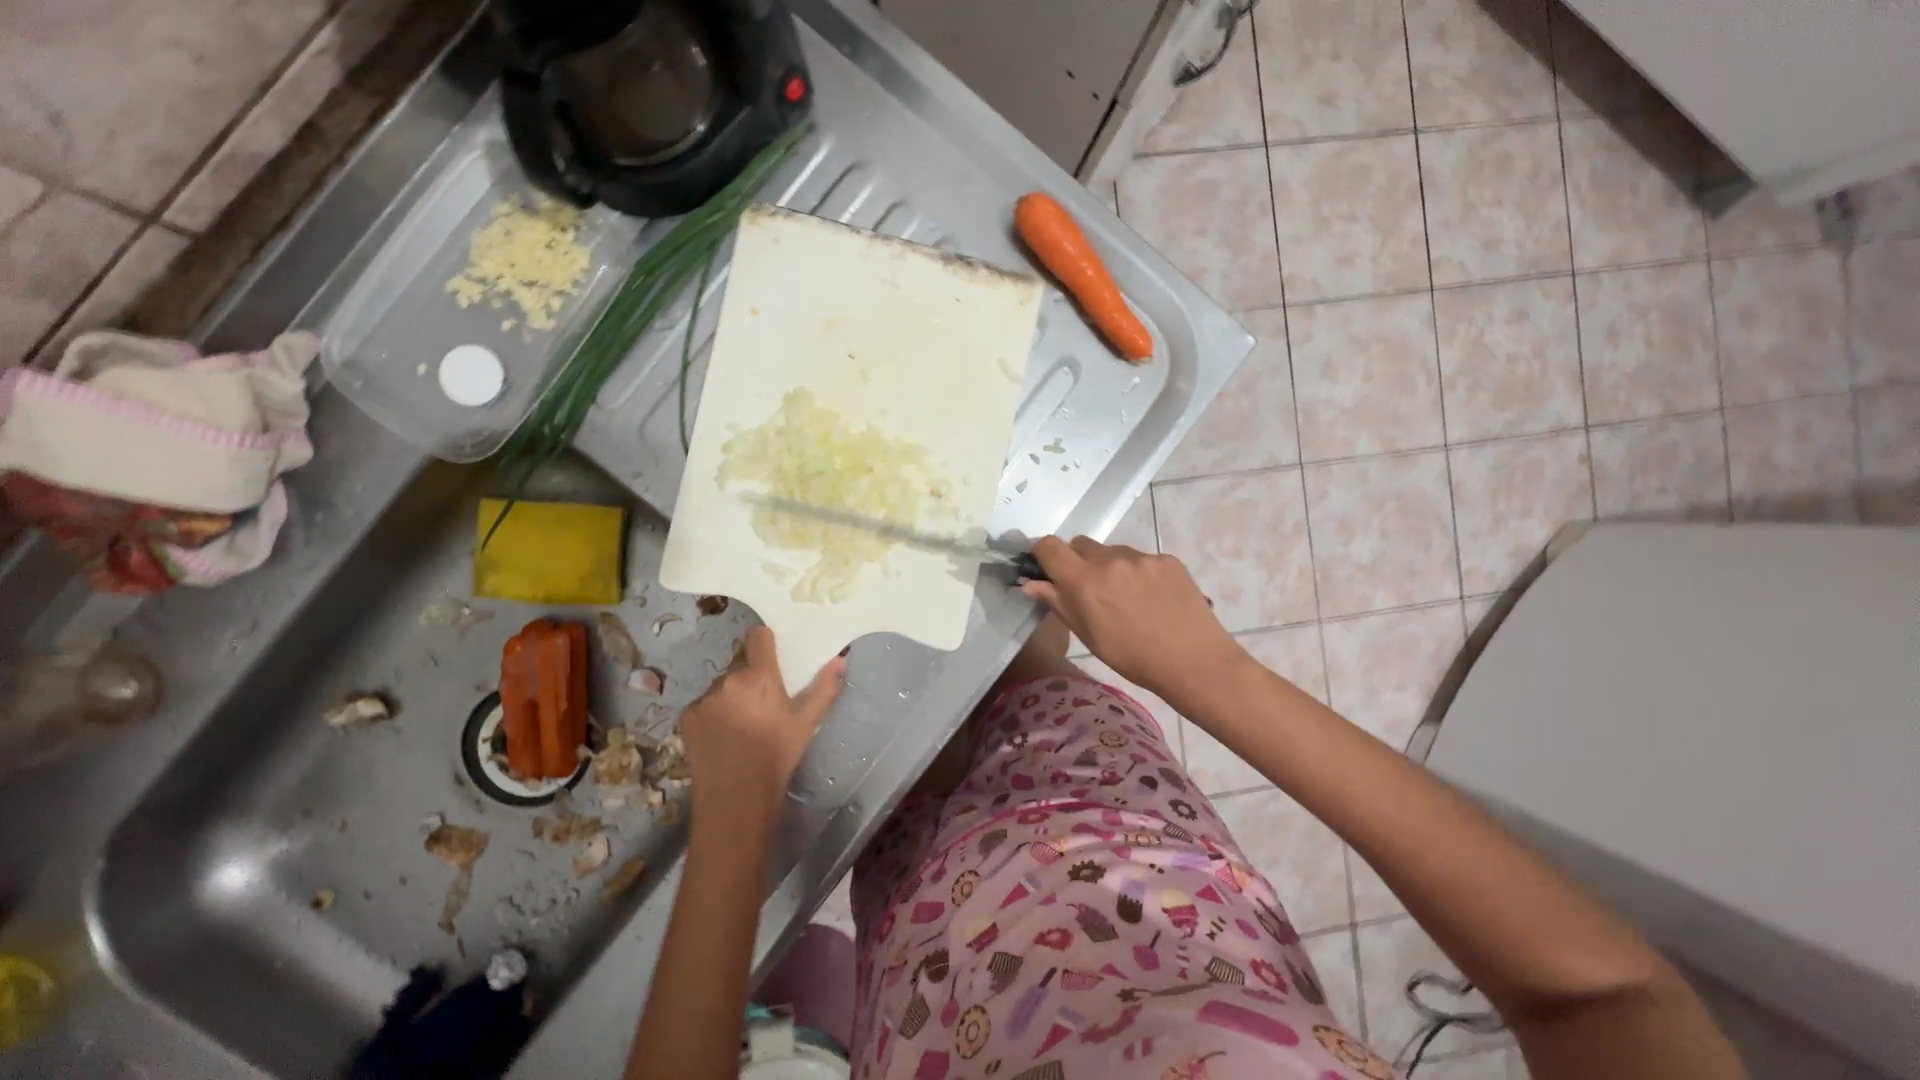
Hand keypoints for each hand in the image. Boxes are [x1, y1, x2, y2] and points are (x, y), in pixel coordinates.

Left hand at [680, 626, 844, 836]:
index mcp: (760, 677)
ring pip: (722, 686)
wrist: (735, 798)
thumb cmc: (777, 757)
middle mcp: (728, 679)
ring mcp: (704, 697)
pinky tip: (722, 737)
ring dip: (731, 696)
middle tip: (761, 705)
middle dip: (750, 678)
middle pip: (740, 664)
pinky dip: (713, 714)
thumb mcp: (807, 724)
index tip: (771, 656)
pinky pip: (704, 705)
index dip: (765, 642)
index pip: (758, 636)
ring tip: (741, 726)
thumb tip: (841, 657)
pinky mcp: (687, 715)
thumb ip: (825, 688)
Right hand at [1022, 536, 1240, 698]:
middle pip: (1080, 544)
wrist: (1193, 660)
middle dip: (1078, 561)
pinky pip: (1142, 559)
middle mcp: (1110, 560)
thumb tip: (1030, 583)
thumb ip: (1058, 603)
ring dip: (1110, 567)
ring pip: (1113, 552)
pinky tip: (1153, 599)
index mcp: (1084, 581)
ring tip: (1128, 599)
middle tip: (1090, 590)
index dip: (1043, 555)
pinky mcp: (1167, 559)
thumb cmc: (1132, 657)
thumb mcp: (1088, 636)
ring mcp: (1141, 557)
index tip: (1048, 570)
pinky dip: (1139, 573)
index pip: (1049, 546)